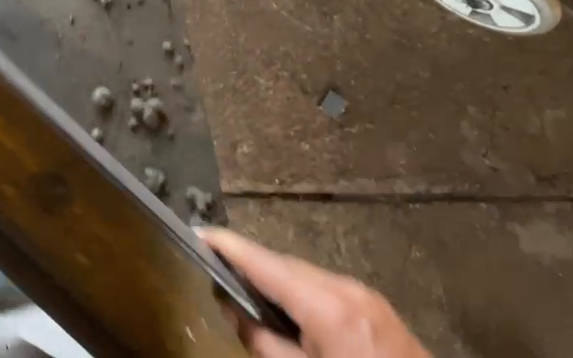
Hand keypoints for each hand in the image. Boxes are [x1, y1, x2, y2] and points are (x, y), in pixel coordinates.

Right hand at [200, 228, 430, 357]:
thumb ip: (260, 341)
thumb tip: (233, 310)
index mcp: (323, 304)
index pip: (260, 260)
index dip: (224, 245)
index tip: (194, 232)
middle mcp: (344, 287)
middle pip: (281, 265)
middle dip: (249, 268)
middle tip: (216, 278)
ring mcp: (366, 296)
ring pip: (303, 276)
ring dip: (276, 283)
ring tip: (252, 302)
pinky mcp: (378, 309)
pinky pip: (325, 290)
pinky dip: (301, 296)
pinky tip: (292, 317)